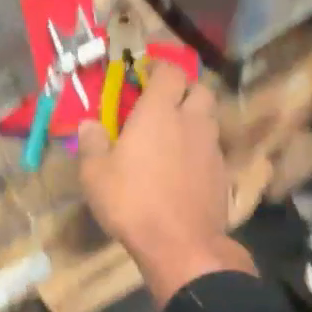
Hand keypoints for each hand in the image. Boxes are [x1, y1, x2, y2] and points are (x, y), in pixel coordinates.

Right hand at [76, 61, 267, 304]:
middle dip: (183, 90)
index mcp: (159, 112)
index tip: (145, 74)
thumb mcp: (95, 175)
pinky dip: (199, 148)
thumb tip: (89, 123)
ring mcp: (211, 148)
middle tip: (162, 104)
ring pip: (208, 118)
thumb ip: (92, 143)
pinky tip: (182, 168)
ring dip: (193, 119)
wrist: (181, 244)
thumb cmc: (131, 202)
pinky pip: (211, 148)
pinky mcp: (222, 173)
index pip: (171, 72)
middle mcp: (191, 121)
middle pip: (199, 89)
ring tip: (171, 136)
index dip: (160, 67)